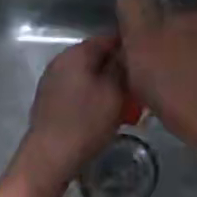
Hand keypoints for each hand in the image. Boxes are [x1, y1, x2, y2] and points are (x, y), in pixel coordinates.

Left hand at [14, 36, 126, 196]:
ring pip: (88, 75)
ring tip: (126, 102)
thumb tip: (126, 52)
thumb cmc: (86, 122)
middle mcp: (61, 62)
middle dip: (118, 69)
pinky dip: (93, 96)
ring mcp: (52, 81)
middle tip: (139, 85)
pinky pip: (78, 90)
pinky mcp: (50, 100)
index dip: (129, 47)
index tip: (147, 61)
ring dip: (107, 84)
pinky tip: (105, 113)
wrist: (49, 158)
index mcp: (76, 54)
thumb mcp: (114, 92)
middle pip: (97, 57)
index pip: (108, 38)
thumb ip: (121, 66)